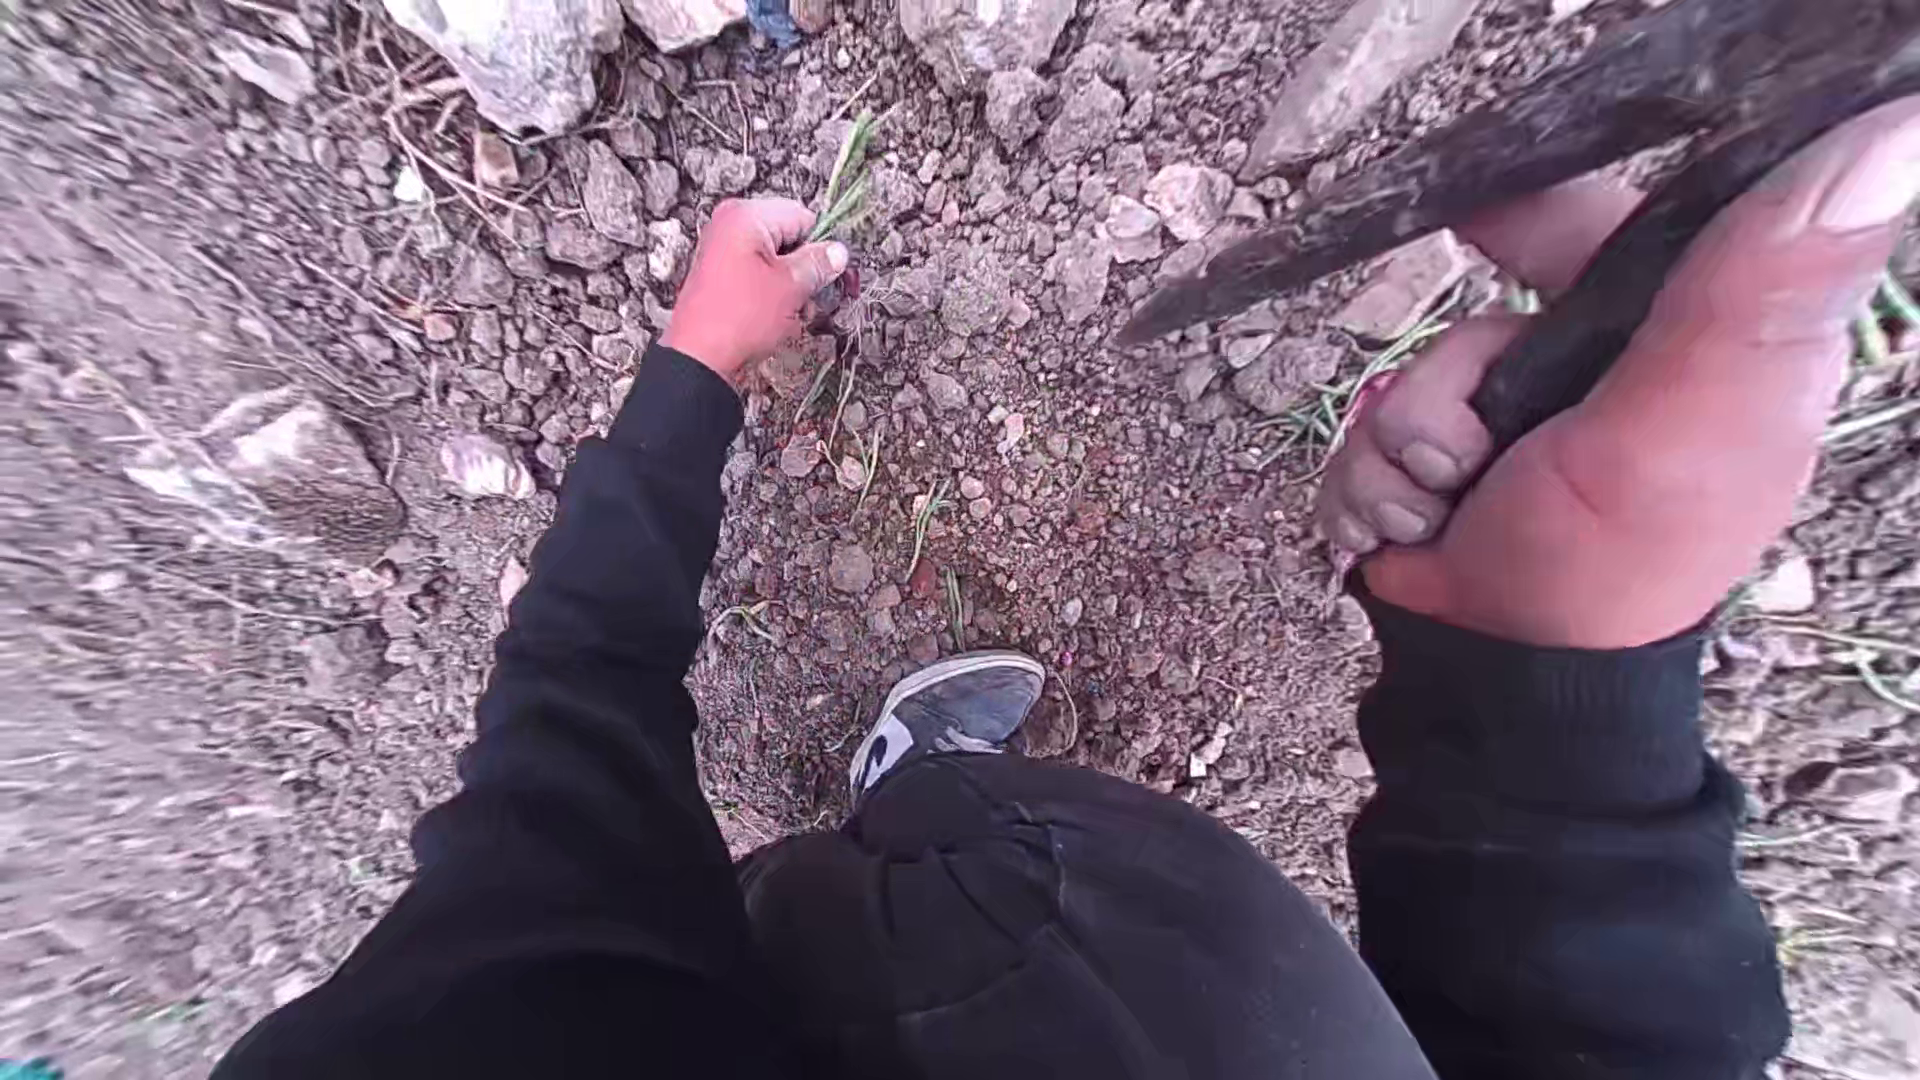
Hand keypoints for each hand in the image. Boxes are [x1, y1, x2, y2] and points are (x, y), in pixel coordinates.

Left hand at [660, 198, 847, 381]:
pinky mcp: (723, 275)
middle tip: (817, 299)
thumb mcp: (790, 287)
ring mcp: (725, 250)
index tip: (838, 276)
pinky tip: (781, 317)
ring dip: (794, 286)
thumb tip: (839, 252)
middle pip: (790, 238)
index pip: (803, 217)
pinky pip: (761, 275)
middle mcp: (732, 224)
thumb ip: (818, 264)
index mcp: (747, 216)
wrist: (701, 356)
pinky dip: (776, 293)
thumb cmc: (742, 317)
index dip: (824, 247)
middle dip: (808, 269)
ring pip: (777, 260)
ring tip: (796, 313)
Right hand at [1318, 96, 1919, 648]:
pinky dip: (1357, 501)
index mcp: (1640, 357)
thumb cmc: (1602, 556)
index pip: (1599, 242)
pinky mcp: (1400, 475)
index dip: (1532, 213)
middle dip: (1431, 412)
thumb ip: (1745, 303)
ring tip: (1419, 522)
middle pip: (1451, 345)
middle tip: (1457, 472)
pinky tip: (1382, 537)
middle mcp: (1547, 388)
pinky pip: (1347, 458)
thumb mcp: (1684, 432)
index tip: (1460, 206)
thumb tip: (1874, 133)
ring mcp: (1462, 435)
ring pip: (1383, 407)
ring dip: (1387, 472)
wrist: (1492, 657)